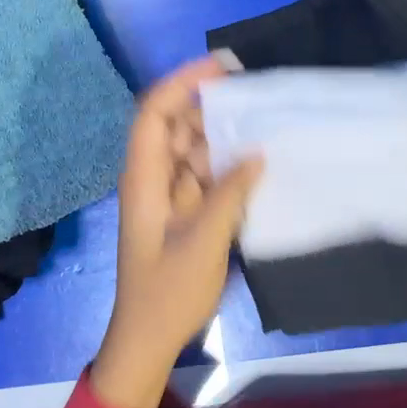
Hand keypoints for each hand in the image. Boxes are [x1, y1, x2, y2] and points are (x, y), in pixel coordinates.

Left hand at [92, 57, 262, 407]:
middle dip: (207, 102)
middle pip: (174, 125)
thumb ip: (230, 194)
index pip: (154, 113)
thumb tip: (256, 152)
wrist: (148, 339)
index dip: (182, 82)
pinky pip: (203, 175)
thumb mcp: (204, 241)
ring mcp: (167, 196)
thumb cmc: (168, 292)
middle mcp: (152, 178)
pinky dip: (226, 163)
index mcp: (143, 179)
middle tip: (254, 90)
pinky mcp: (183, 214)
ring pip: (191, 149)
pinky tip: (257, 158)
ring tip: (263, 116)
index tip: (222, 68)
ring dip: (220, 133)